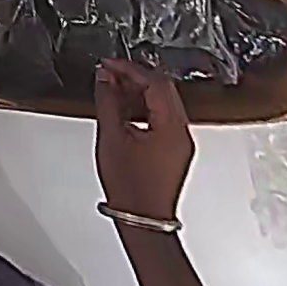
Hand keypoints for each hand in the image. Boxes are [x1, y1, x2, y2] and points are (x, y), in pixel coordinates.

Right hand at [94, 58, 194, 220]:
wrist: (142, 221)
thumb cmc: (130, 188)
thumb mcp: (111, 136)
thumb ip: (107, 100)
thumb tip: (105, 77)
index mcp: (172, 127)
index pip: (154, 82)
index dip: (129, 68)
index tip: (110, 64)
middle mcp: (182, 131)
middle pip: (162, 88)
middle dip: (135, 75)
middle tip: (111, 71)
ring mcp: (180, 141)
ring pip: (162, 100)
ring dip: (138, 89)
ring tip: (113, 86)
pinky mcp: (174, 148)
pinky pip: (161, 115)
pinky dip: (143, 104)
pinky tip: (123, 106)